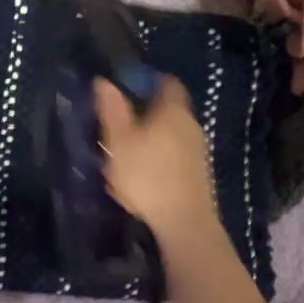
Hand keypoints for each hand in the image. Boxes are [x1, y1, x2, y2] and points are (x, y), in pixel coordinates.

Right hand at [94, 77, 222, 244]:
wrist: (184, 221)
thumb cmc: (146, 175)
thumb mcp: (119, 142)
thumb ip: (112, 110)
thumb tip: (104, 81)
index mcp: (173, 110)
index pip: (166, 82)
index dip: (147, 82)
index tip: (127, 90)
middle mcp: (191, 124)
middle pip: (169, 110)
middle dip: (146, 114)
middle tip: (120, 125)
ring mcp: (199, 150)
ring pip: (171, 135)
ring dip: (151, 140)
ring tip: (127, 155)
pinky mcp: (199, 174)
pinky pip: (175, 157)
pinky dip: (159, 160)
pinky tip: (143, 178)